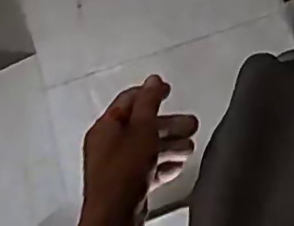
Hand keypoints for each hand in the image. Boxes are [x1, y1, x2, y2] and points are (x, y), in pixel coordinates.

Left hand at [79, 75, 198, 225]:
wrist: (116, 216)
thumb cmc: (125, 170)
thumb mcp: (143, 127)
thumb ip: (149, 101)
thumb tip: (153, 80)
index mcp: (105, 127)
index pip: (129, 99)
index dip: (150, 91)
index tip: (168, 89)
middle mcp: (107, 146)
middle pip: (143, 124)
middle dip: (169, 124)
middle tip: (188, 123)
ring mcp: (115, 167)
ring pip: (148, 147)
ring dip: (170, 145)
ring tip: (187, 147)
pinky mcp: (124, 185)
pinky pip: (147, 167)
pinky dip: (163, 164)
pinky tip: (176, 165)